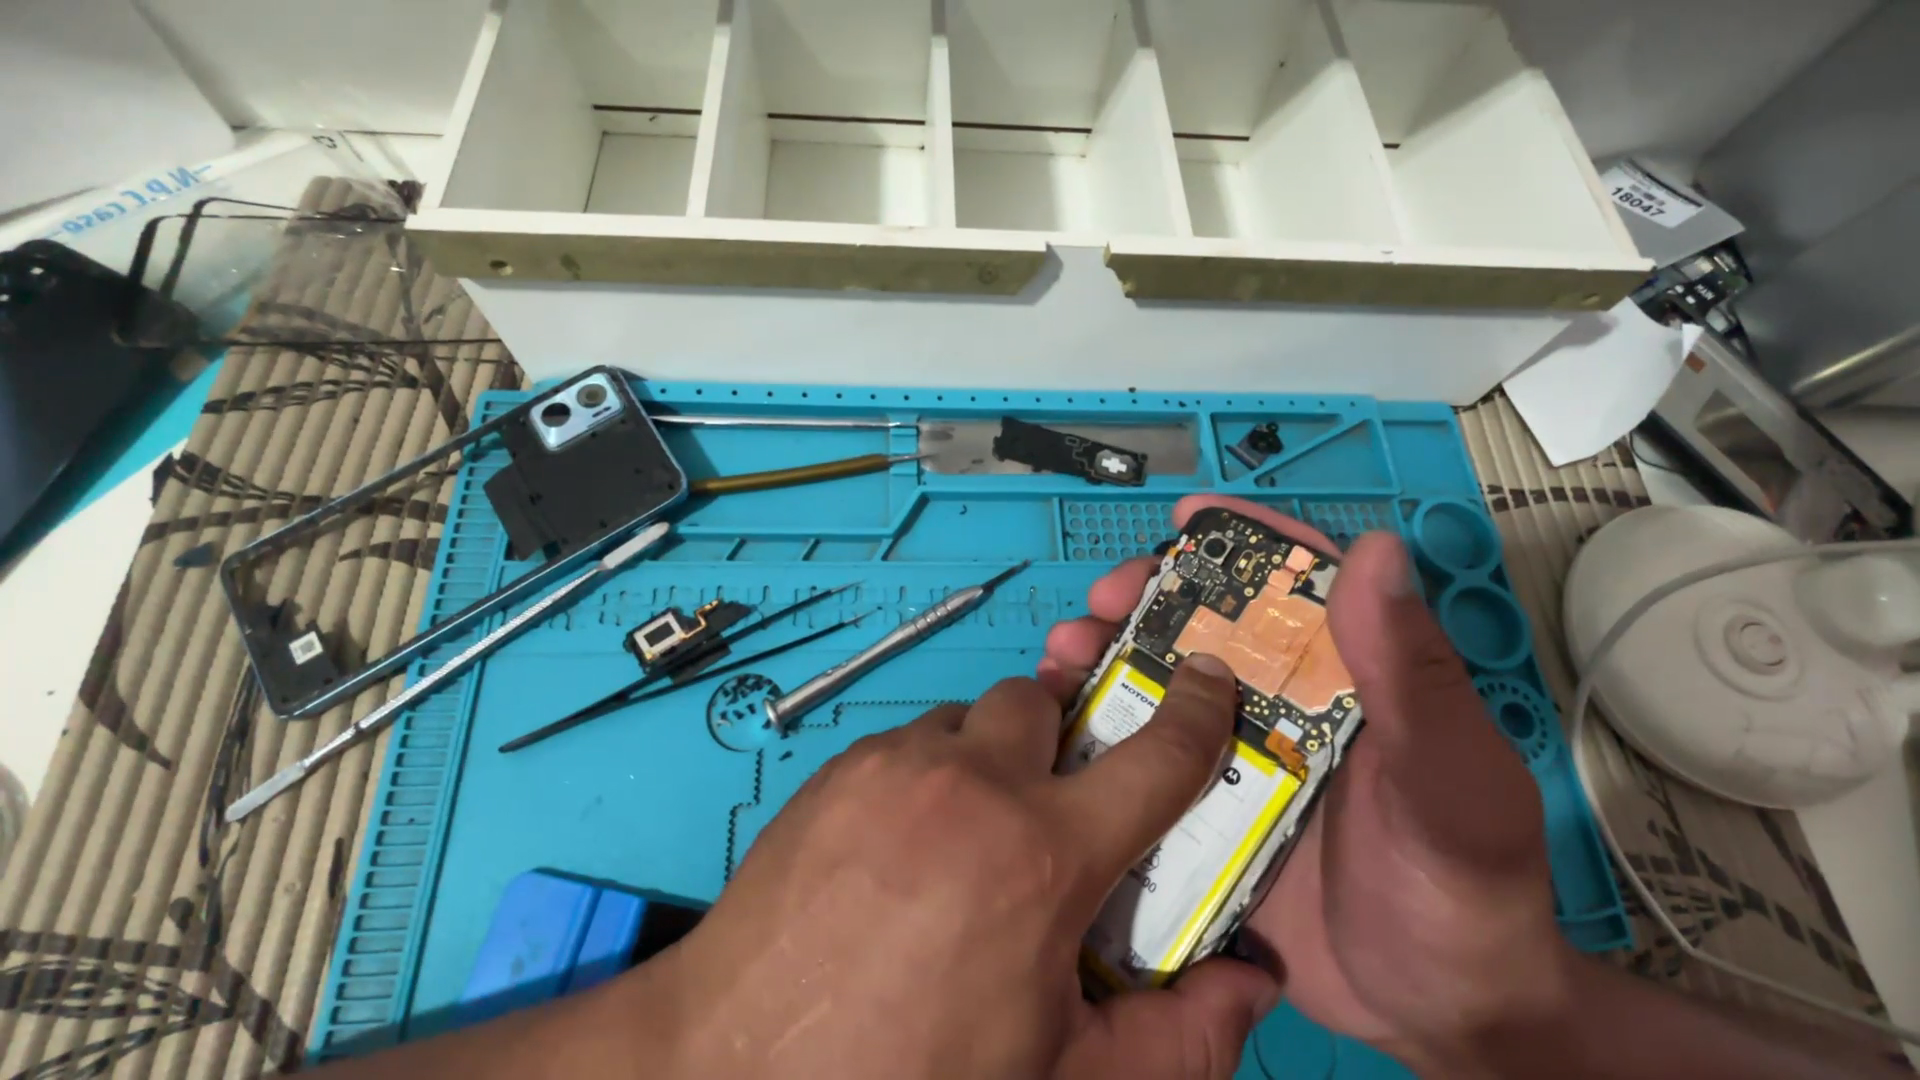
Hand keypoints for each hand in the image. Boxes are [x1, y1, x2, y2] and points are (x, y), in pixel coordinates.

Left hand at [649, 663, 1277, 1077]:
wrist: (742, 1063)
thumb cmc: (916, 1070)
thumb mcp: (1064, 1076)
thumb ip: (1177, 1036)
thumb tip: (1250, 983)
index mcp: (1044, 851)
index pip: (1154, 759)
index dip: (1195, 714)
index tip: (1208, 682)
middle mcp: (972, 782)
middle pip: (1041, 700)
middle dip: (1058, 737)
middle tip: (1046, 802)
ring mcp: (895, 765)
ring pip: (967, 720)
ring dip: (986, 757)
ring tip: (964, 832)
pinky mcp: (835, 770)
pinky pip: (904, 744)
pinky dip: (923, 774)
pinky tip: (898, 845)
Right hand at [1043, 496, 1572, 1070]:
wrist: (1434, 1010)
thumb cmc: (1464, 886)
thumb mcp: (1453, 776)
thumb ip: (1411, 674)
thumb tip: (1373, 548)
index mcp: (1348, 681)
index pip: (1295, 587)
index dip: (1243, 541)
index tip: (1185, 518)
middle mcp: (1281, 708)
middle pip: (1204, 630)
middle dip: (1147, 599)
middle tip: (1101, 598)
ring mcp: (1232, 762)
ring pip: (1157, 690)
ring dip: (1106, 658)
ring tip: (1062, 654)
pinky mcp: (1195, 816)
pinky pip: (1136, 764)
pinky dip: (1094, 736)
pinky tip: (1057, 726)